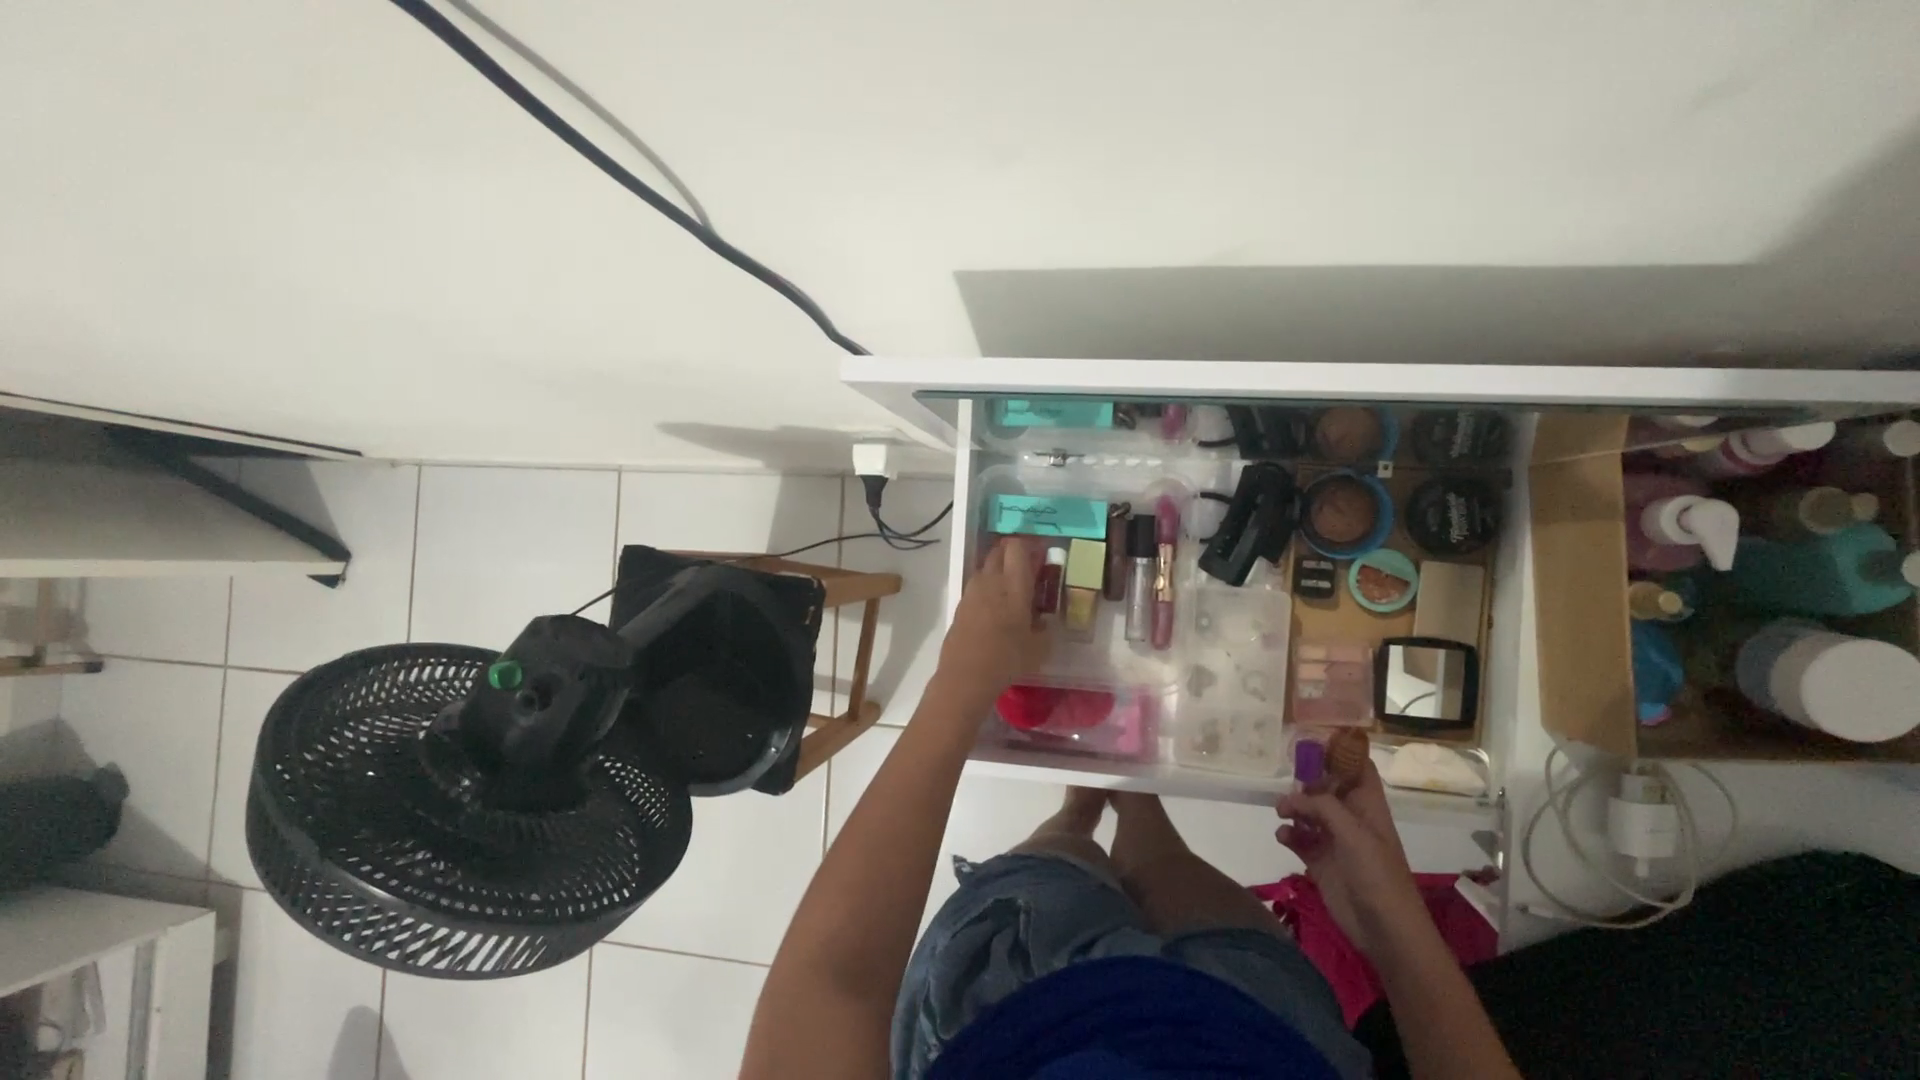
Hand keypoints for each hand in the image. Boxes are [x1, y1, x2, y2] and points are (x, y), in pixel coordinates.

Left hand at [931, 536, 1051, 714]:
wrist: (966, 675)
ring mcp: (972, 591)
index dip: (1029, 546)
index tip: (1040, 555)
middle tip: (1027, 568)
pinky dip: (987, 588)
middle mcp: (991, 580)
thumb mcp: (1039, 647)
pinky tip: (994, 608)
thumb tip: (1042, 622)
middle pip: (999, 551)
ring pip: (986, 567)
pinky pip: (976, 586)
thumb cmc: (1008, 659)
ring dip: (998, 570)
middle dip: (1013, 553)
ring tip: (1011, 589)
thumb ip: (1043, 629)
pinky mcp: (960, 605)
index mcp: (1014, 585)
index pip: (1017, 547)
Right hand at [1275, 761, 1427, 959]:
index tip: (1312, 740)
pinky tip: (1282, 837)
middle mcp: (1351, 819)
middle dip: (1306, 780)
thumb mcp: (1354, 834)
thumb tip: (1291, 797)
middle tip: (1285, 776)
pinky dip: (1288, 835)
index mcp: (1368, 807)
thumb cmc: (1378, 876)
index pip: (1357, 768)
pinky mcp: (1319, 862)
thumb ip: (1323, 808)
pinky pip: (1298, 839)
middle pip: (1326, 787)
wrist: (1386, 930)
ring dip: (1293, 808)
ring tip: (1281, 812)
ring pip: (1308, 812)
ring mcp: (1334, 841)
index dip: (1340, 752)